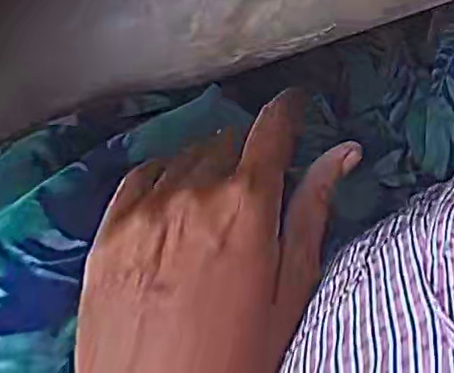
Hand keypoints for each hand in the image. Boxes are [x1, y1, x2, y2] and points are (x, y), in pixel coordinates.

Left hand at [76, 89, 360, 372]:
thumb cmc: (237, 356)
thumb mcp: (291, 287)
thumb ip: (314, 207)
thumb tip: (346, 150)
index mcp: (247, 202)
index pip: (273, 124)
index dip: (289, 108)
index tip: (295, 106)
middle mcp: (196, 192)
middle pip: (232, 137)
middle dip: (250, 150)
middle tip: (256, 184)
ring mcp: (147, 210)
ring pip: (189, 153)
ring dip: (210, 163)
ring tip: (215, 200)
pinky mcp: (107, 233)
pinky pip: (142, 175)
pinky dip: (165, 174)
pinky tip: (173, 199)